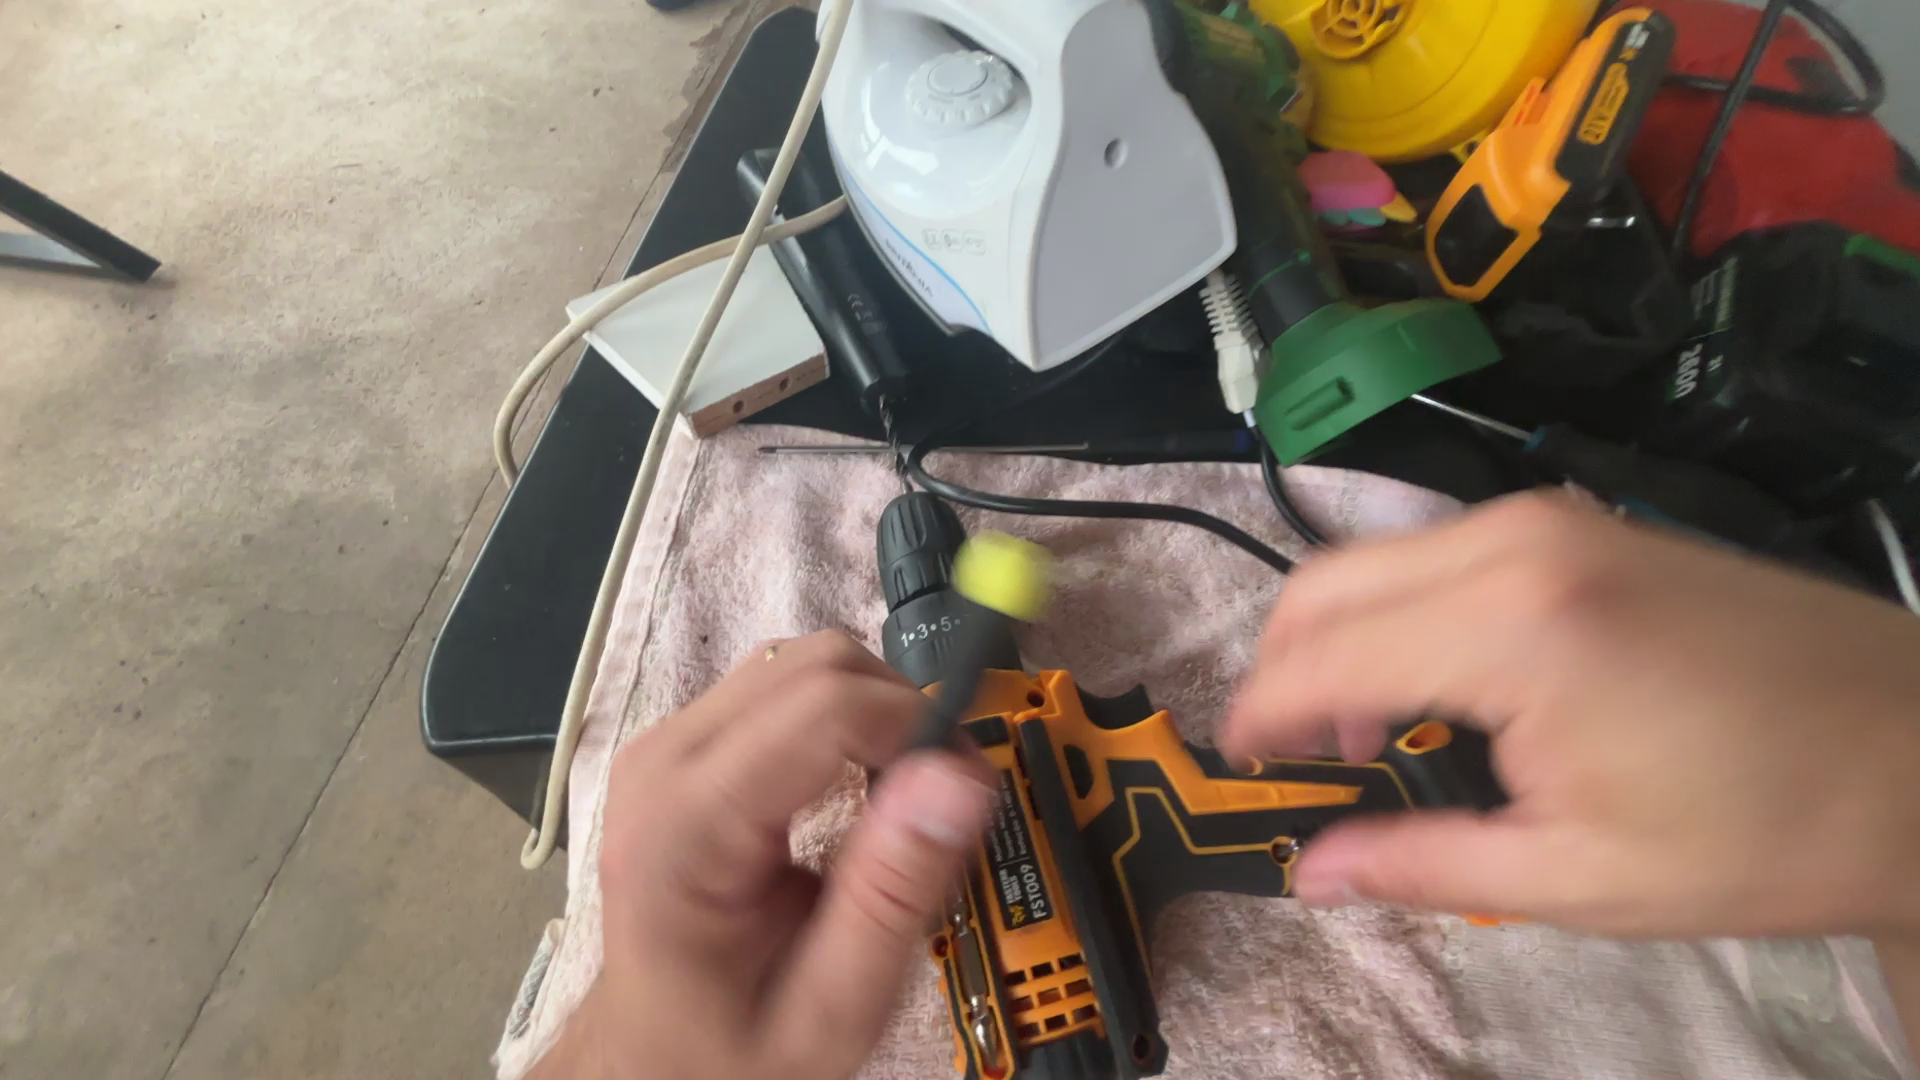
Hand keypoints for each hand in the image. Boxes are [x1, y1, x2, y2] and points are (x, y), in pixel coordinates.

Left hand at [532, 631, 991, 1079]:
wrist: (656, 1051)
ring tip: (896, 785)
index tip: (963, 779)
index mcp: (688, 823)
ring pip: (806, 658)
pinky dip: (843, 709)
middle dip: (900, 707)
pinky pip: (786, 681)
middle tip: (937, 784)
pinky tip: (853, 772)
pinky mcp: (690, 737)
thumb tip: (958, 774)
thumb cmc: (731, 1047)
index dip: (915, 722)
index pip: (827, 704)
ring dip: (874, 705)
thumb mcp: (833, 1004)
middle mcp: (668, 758)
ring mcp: (673, 739)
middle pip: (817, 662)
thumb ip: (894, 889)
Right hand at [1222, 493, 1919, 941]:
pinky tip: (1415, 677)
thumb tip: (1310, 873)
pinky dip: (1379, 613)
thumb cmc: (1775, 827)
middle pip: (1319, 588)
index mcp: (1512, 628)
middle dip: (1277, 666)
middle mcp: (1502, 544)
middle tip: (1291, 744)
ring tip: (1354, 721)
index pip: (1324, 657)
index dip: (1262, 711)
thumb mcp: (1586, 878)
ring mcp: (1528, 519)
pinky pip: (1413, 557)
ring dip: (1326, 638)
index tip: (1239, 757)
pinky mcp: (1550, 520)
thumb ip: (1421, 865)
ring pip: (1357, 564)